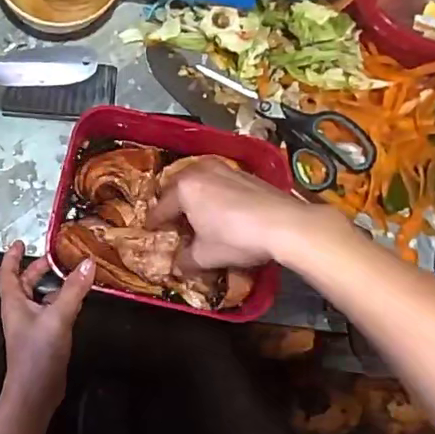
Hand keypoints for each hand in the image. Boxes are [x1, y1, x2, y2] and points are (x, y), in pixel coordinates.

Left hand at [0, 240, 94, 411]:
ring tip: (71, 274)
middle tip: (55, 256)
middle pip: (25, 283)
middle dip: (37, 269)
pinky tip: (77, 301)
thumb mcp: (58, 317)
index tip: (20, 241)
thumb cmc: (37, 353)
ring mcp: (31, 326)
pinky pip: (50, 312)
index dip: (12, 256)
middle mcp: (19, 311)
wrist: (35, 393)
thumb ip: (73, 290)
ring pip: (39, 298)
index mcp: (14, 302)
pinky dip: (61, 302)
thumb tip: (88, 262)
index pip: (8, 272)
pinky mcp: (43, 338)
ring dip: (52, 285)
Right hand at [146, 156, 341, 270]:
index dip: (154, 223)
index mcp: (184, 188)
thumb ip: (186, 260)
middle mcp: (200, 171)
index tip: (149, 230)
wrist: (284, 224)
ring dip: (195, 196)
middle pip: (178, 189)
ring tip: (197, 214)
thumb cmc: (236, 238)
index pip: (161, 208)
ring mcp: (225, 169)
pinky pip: (219, 182)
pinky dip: (214, 194)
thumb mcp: (205, 256)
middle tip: (172, 222)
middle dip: (173, 205)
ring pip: (200, 182)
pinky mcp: (245, 174)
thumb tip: (178, 264)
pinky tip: (222, 210)